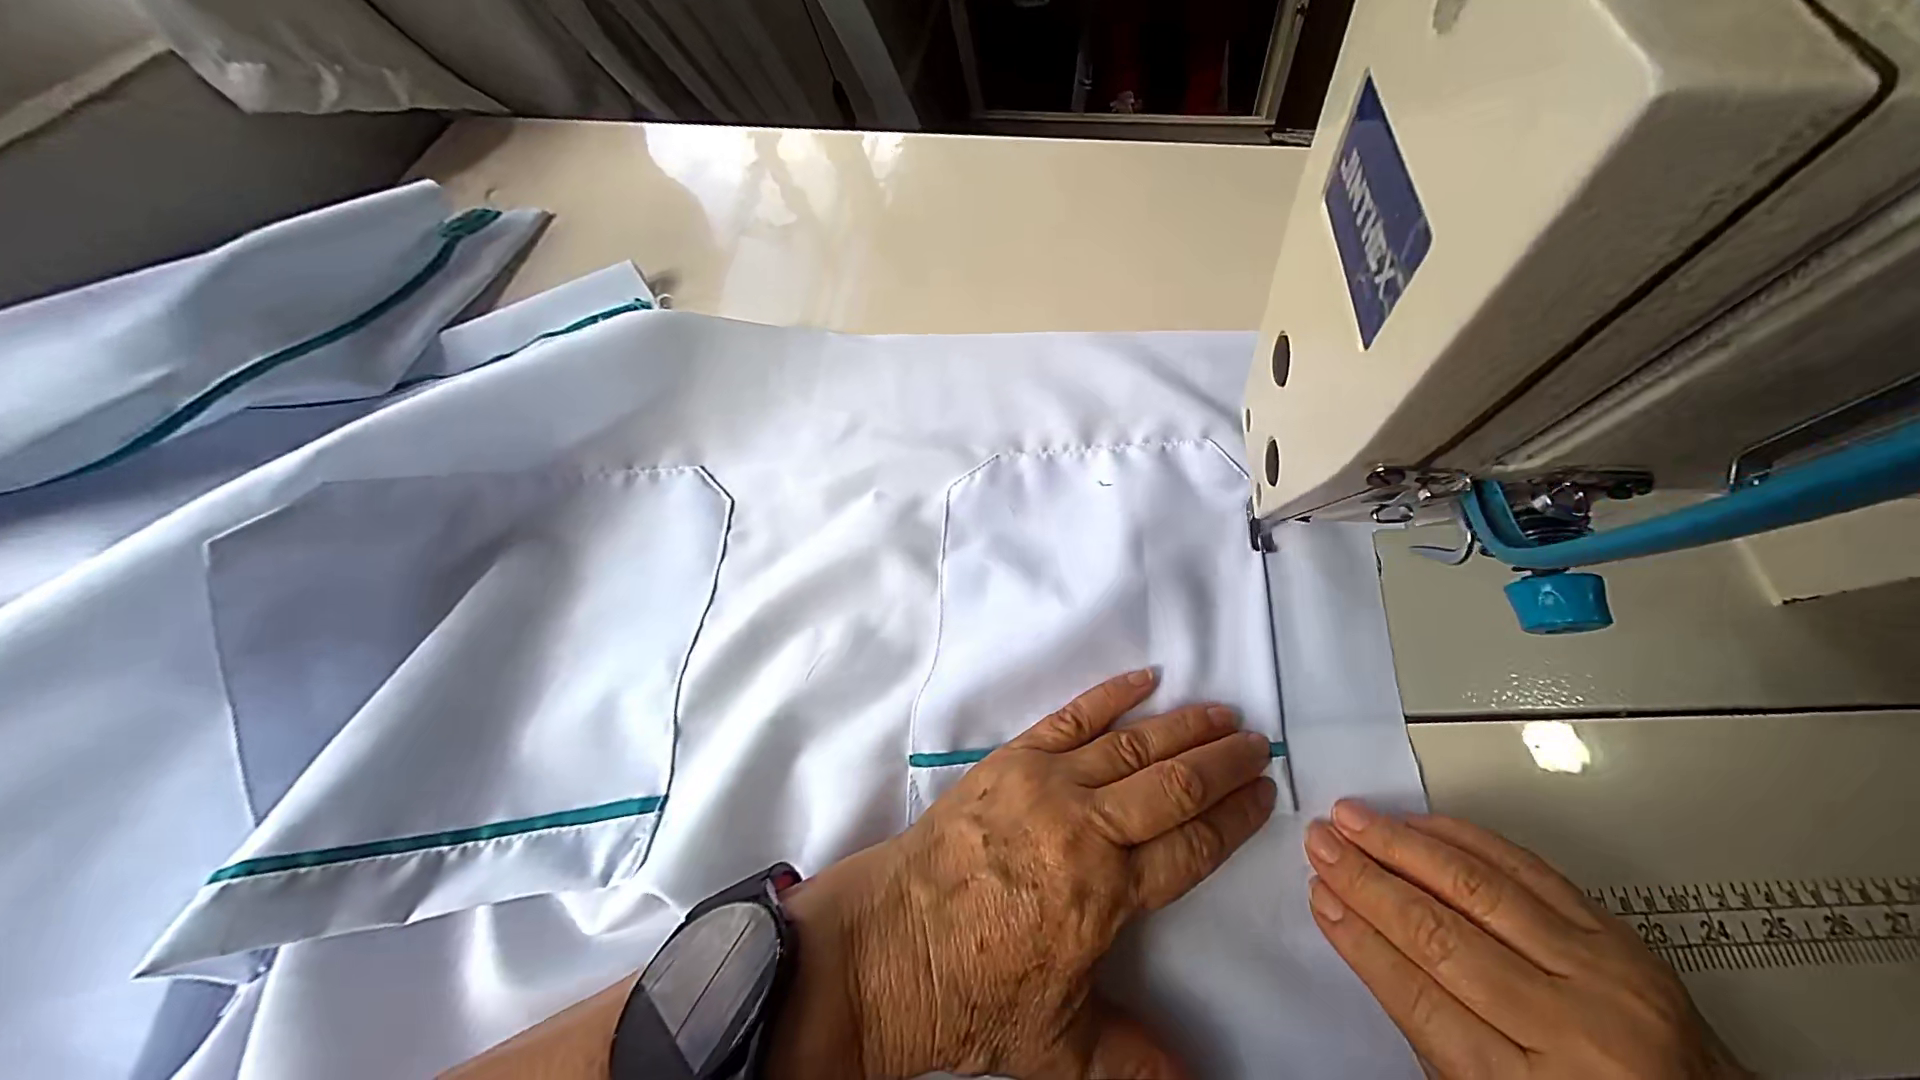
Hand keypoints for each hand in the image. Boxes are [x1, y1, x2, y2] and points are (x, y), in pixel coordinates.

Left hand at [770, 670, 1277, 1079]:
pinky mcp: (1010, 759)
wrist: (890, 942)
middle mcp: (1083, 828)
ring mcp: (1044, 784)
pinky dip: (1110, 696)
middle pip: (1173, 785)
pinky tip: (1145, 680)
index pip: (1192, 845)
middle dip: (1223, 762)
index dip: (1236, 817)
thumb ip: (1138, 1059)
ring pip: (1131, 745)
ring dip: (1183, 726)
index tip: (1265, 793)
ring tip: (1222, 713)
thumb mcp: (1063, 1045)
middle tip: (1257, 743)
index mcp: (1105, 893)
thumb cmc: (974, 991)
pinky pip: (1070, 718)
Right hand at [1304, 802, 1750, 1079]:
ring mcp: (1607, 978)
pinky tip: (1418, 822)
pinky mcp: (1624, 938)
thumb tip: (1356, 926)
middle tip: (1321, 843)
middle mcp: (1578, 1033)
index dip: (1358, 937)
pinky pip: (1530, 870)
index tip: (1320, 894)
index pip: (1418, 994)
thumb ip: (1427, 1020)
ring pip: (1479, 890)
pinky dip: (1465, 837)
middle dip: (1366, 880)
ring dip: (1402, 845)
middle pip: (1441, 934)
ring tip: (1353, 819)